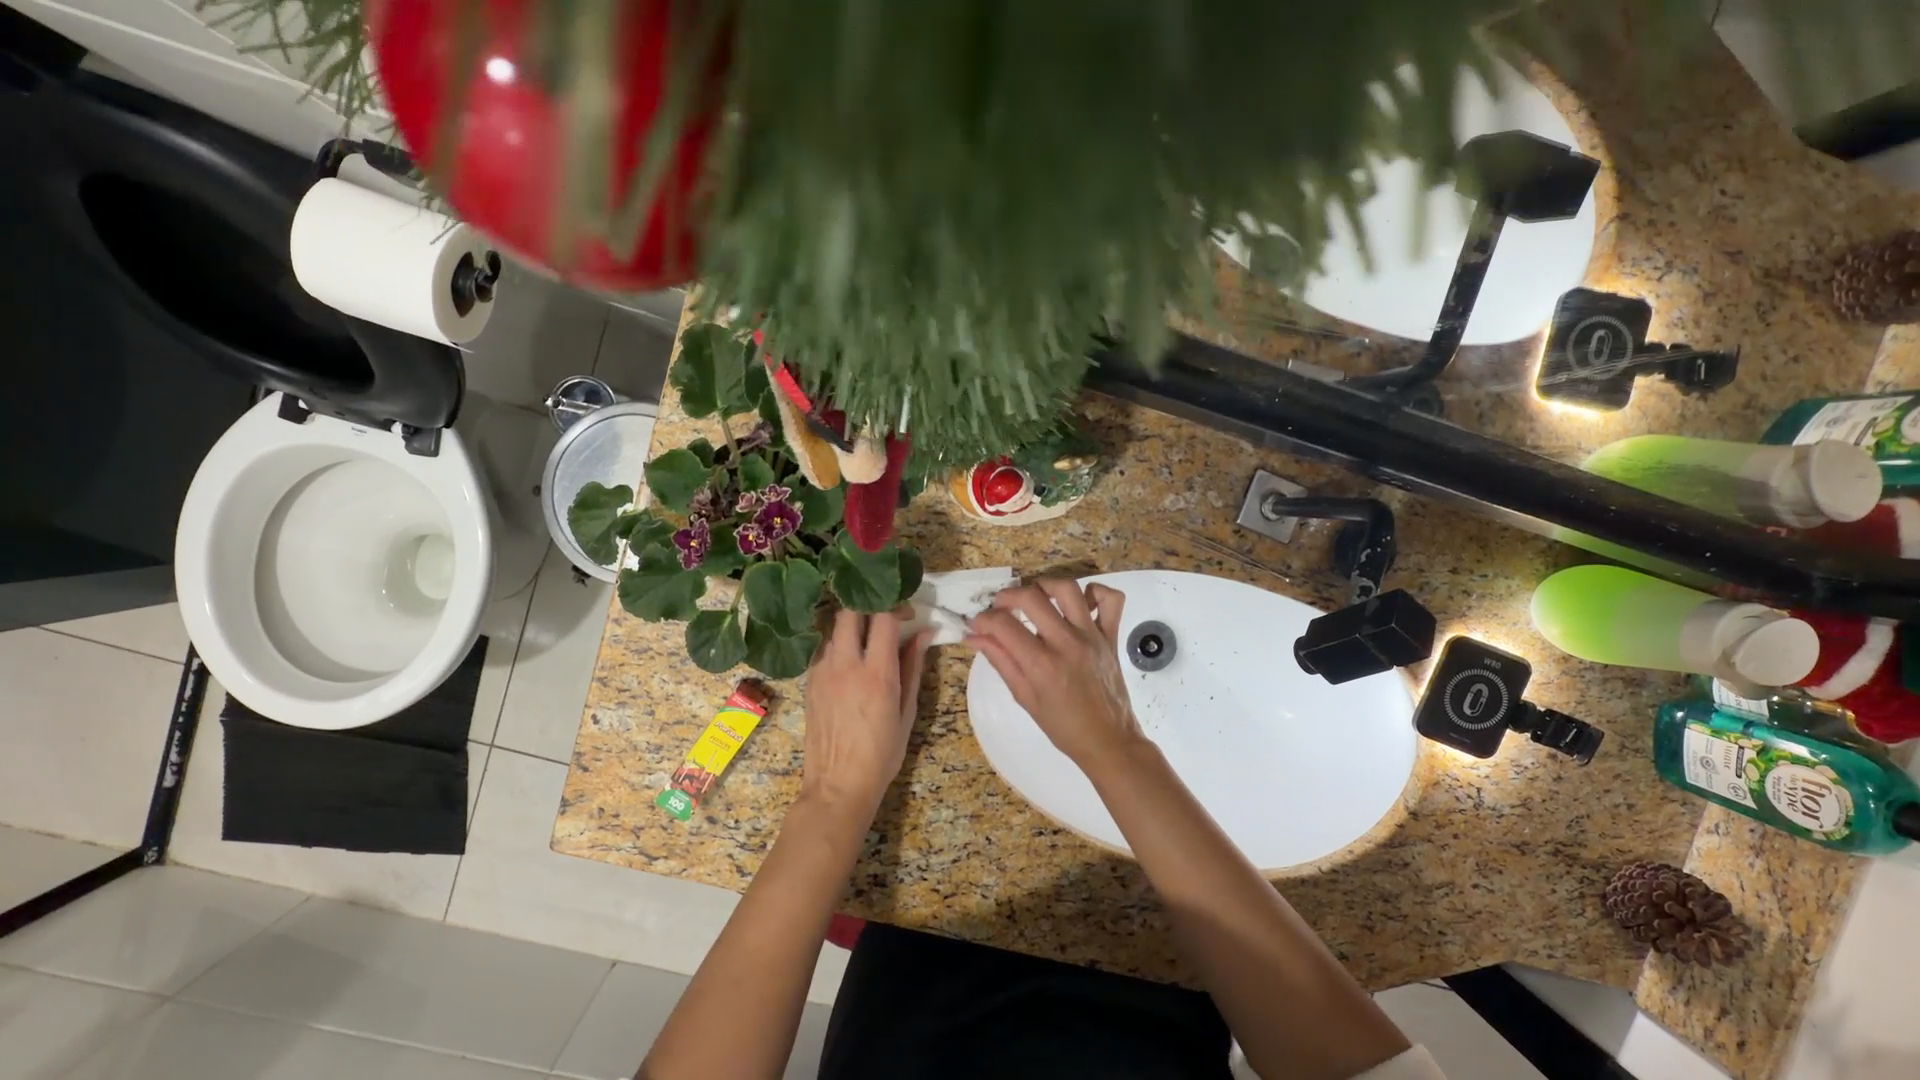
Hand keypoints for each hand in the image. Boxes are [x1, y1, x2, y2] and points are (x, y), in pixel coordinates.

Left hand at [800, 607, 933, 820]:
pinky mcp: (809, 681)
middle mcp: (845, 665)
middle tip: (884, 616)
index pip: (883, 617)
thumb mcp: (906, 712)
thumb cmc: (881, 754)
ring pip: (833, 627)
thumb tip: (924, 633)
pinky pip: (822, 647)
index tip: (909, 614)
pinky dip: (837, 642)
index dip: (898, 606)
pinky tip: (849, 657)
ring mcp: (822, 671)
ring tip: (867, 635)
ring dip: (852, 622)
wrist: (838, 785)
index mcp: (876, 674)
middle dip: (869, 605)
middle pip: (849, 611)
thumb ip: (913, 667)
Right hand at [965, 579, 1143, 770]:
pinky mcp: (1111, 636)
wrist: (1108, 741)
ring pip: (1068, 589)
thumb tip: (974, 637)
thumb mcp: (1025, 698)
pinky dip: (1095, 593)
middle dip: (1007, 596)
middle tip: (1001, 608)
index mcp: (1042, 664)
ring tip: (1035, 598)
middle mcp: (1067, 643)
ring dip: (1045, 586)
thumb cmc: (1063, 726)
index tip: (976, 624)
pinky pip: (1110, 600)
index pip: (1003, 624)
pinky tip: (1078, 604)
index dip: (983, 619)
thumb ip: (1001, 661)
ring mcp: (1092, 636)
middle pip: (1031, 597)